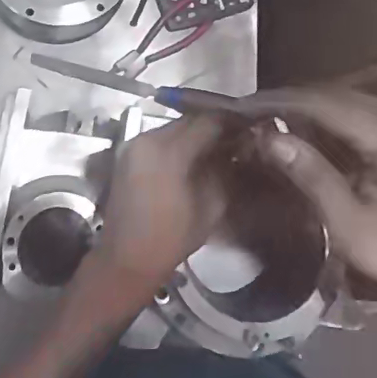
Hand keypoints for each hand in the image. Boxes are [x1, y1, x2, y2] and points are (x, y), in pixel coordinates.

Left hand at [87, 114, 230, 291]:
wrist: (126, 258)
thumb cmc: (172, 238)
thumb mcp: (211, 206)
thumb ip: (225, 170)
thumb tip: (237, 149)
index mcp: (169, 151)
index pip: (208, 121)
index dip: (232, 122)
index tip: (250, 129)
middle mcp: (148, 138)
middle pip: (189, 120)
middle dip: (214, 127)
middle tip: (236, 139)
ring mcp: (134, 143)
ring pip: (173, 127)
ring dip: (195, 133)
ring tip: (216, 149)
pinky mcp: (127, 152)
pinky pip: (159, 138)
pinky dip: (177, 142)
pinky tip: (192, 158)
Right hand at [241, 88, 376, 315]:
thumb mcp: (348, 221)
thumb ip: (310, 174)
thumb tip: (267, 137)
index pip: (326, 104)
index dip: (281, 102)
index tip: (244, 107)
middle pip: (333, 96)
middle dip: (288, 102)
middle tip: (248, 113)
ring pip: (340, 100)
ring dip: (302, 109)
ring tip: (264, 119)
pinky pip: (352, 112)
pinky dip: (321, 118)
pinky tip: (295, 129)